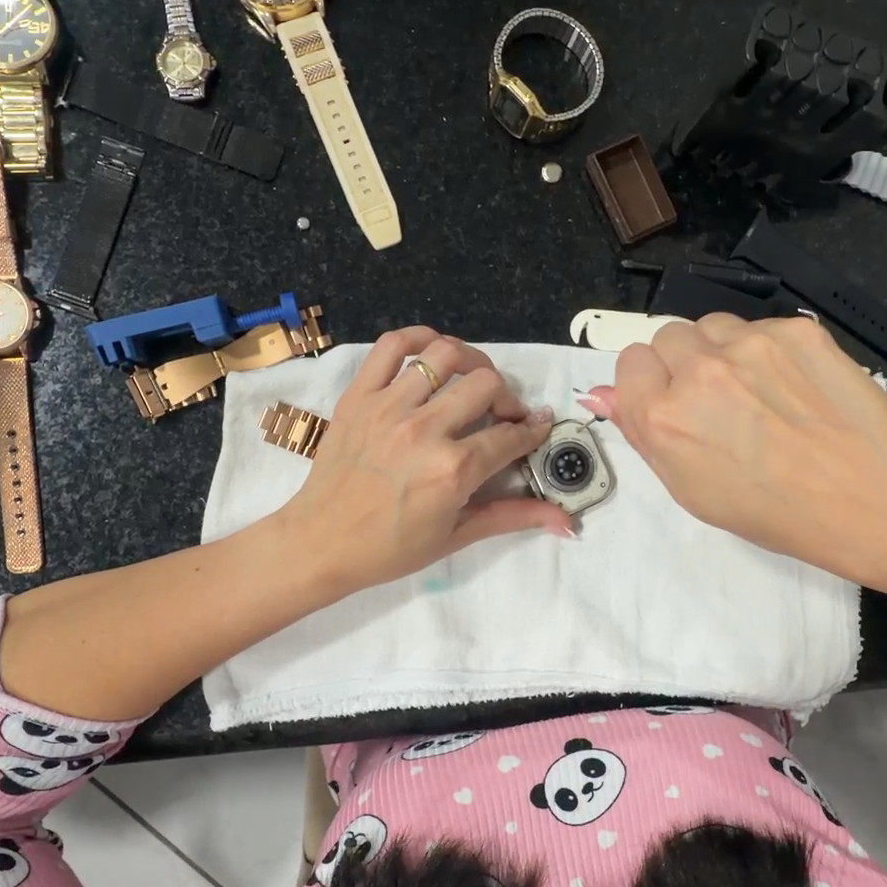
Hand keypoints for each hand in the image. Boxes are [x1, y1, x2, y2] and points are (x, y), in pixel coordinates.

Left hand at [275, 327, 571, 592]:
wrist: (320, 543)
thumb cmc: (389, 549)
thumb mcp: (455, 536)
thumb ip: (512, 517)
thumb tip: (567, 522)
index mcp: (453, 470)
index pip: (509, 435)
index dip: (532, 431)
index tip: (537, 427)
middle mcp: (425, 430)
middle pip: (486, 384)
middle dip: (506, 397)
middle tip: (503, 414)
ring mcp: (388, 407)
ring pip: (445, 355)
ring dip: (470, 363)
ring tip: (472, 381)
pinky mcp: (359, 396)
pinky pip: (391, 346)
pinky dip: (417, 337)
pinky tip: (432, 351)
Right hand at [582, 314, 886, 588]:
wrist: (867, 501)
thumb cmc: (771, 511)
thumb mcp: (688, 488)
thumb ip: (641, 433)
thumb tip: (601, 394)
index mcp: (662, 417)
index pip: (629, 363)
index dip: (648, 385)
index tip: (670, 405)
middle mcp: (698, 371)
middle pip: (667, 337)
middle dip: (681, 364)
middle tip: (714, 402)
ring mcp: (751, 345)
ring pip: (711, 325)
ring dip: (719, 350)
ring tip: (754, 392)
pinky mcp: (797, 331)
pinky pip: (759, 327)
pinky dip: (765, 350)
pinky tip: (791, 386)